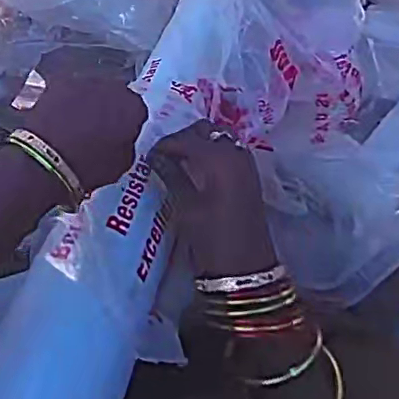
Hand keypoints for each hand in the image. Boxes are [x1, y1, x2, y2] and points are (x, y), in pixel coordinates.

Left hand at [18, 63, 144, 192]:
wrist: (48, 158)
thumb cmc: (90, 166)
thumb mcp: (122, 163)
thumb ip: (127, 143)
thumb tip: (122, 138)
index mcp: (133, 107)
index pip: (137, 110)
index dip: (128, 123)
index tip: (120, 135)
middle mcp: (113, 86)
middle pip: (115, 95)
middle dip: (109, 108)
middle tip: (98, 128)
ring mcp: (86, 80)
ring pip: (92, 89)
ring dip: (88, 102)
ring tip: (76, 122)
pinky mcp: (60, 81)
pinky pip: (69, 90)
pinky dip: (66, 100)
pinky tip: (58, 116)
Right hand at [149, 123, 278, 278]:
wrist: (246, 268)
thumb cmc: (213, 239)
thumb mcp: (186, 207)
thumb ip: (172, 175)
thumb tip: (156, 157)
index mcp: (219, 158)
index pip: (186, 138)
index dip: (165, 144)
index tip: (148, 155)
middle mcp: (236, 152)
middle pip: (206, 130)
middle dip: (183, 137)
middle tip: (163, 154)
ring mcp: (246, 161)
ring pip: (219, 135)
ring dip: (200, 141)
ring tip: (178, 158)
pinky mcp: (250, 172)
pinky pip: (229, 147)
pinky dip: (213, 148)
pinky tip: (197, 165)